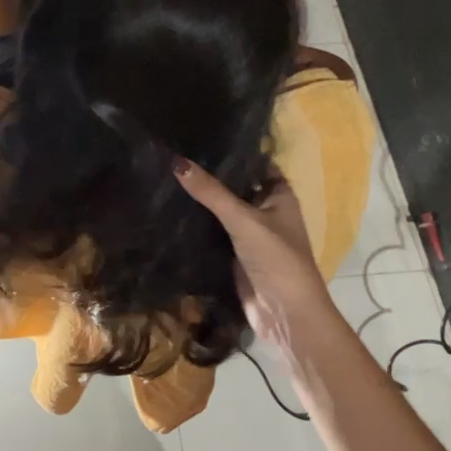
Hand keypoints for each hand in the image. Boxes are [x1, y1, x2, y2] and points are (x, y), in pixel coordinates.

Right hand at [172, 158, 334, 348]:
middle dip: (210, 174)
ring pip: (221, 210)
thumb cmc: (276, 258)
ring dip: (201, 199)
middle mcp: (265, 210)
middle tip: (174, 152)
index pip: (255, 162)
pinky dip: (196, 224)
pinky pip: (213, 232)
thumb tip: (176, 161)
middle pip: (235, 185)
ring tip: (165, 173)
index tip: (200, 134)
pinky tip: (169, 209)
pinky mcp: (234, 254)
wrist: (285, 315)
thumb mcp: (243, 219)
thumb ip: (210, 191)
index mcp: (279, 195)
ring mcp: (249, 234)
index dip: (233, 150)